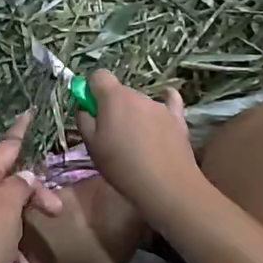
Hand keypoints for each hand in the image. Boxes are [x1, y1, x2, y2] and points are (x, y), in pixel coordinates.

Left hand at [0, 114, 64, 262]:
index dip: (22, 130)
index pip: (7, 146)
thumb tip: (24, 175)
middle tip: (57, 211)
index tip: (31, 112)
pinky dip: (11, 257)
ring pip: (7, 216)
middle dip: (35, 199)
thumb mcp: (7, 211)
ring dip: (24, 239)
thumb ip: (20, 186)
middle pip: (11, 183)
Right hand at [75, 71, 202, 208]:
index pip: (99, 76)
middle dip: (113, 106)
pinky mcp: (177, 118)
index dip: (92, 89)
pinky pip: (169, 103)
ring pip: (140, 103)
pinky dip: (164, 105)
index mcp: (114, 98)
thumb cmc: (122, 166)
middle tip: (111, 134)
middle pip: (120, 91)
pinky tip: (161, 114)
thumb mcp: (91, 145)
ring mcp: (160, 106)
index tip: (91, 109)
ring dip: (134, 114)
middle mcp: (138, 95)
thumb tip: (85, 107)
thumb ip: (84, 119)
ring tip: (136, 143)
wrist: (165, 186)